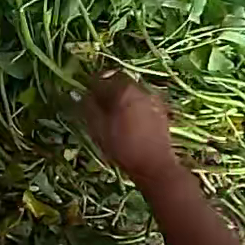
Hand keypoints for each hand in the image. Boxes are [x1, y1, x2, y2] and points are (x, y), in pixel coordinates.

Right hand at [81, 71, 181, 185]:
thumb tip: (83, 96)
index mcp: (121, 90)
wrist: (155, 165)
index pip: (98, 80)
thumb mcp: (98, 130)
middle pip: (117, 80)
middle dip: (106, 88)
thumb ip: (89, 108)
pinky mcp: (160, 108)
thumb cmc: (123, 148)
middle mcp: (138, 88)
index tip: (84, 97)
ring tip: (113, 113)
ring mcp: (152, 98)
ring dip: (120, 95)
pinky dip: (132, 103)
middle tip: (98, 103)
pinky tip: (129, 119)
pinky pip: (141, 98)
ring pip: (130, 89)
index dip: (89, 87)